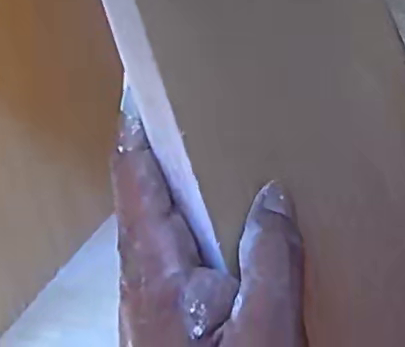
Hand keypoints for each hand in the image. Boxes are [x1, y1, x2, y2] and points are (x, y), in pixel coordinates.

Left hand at [114, 105, 306, 345]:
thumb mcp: (267, 334)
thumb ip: (271, 262)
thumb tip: (273, 194)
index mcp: (151, 265)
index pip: (131, 173)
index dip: (136, 125)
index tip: (147, 83)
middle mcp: (140, 276)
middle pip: (144, 193)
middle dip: (168, 152)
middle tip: (199, 111)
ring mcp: (149, 301)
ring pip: (161, 227)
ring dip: (184, 192)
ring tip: (220, 160)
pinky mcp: (166, 325)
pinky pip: (177, 258)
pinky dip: (197, 229)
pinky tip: (229, 233)